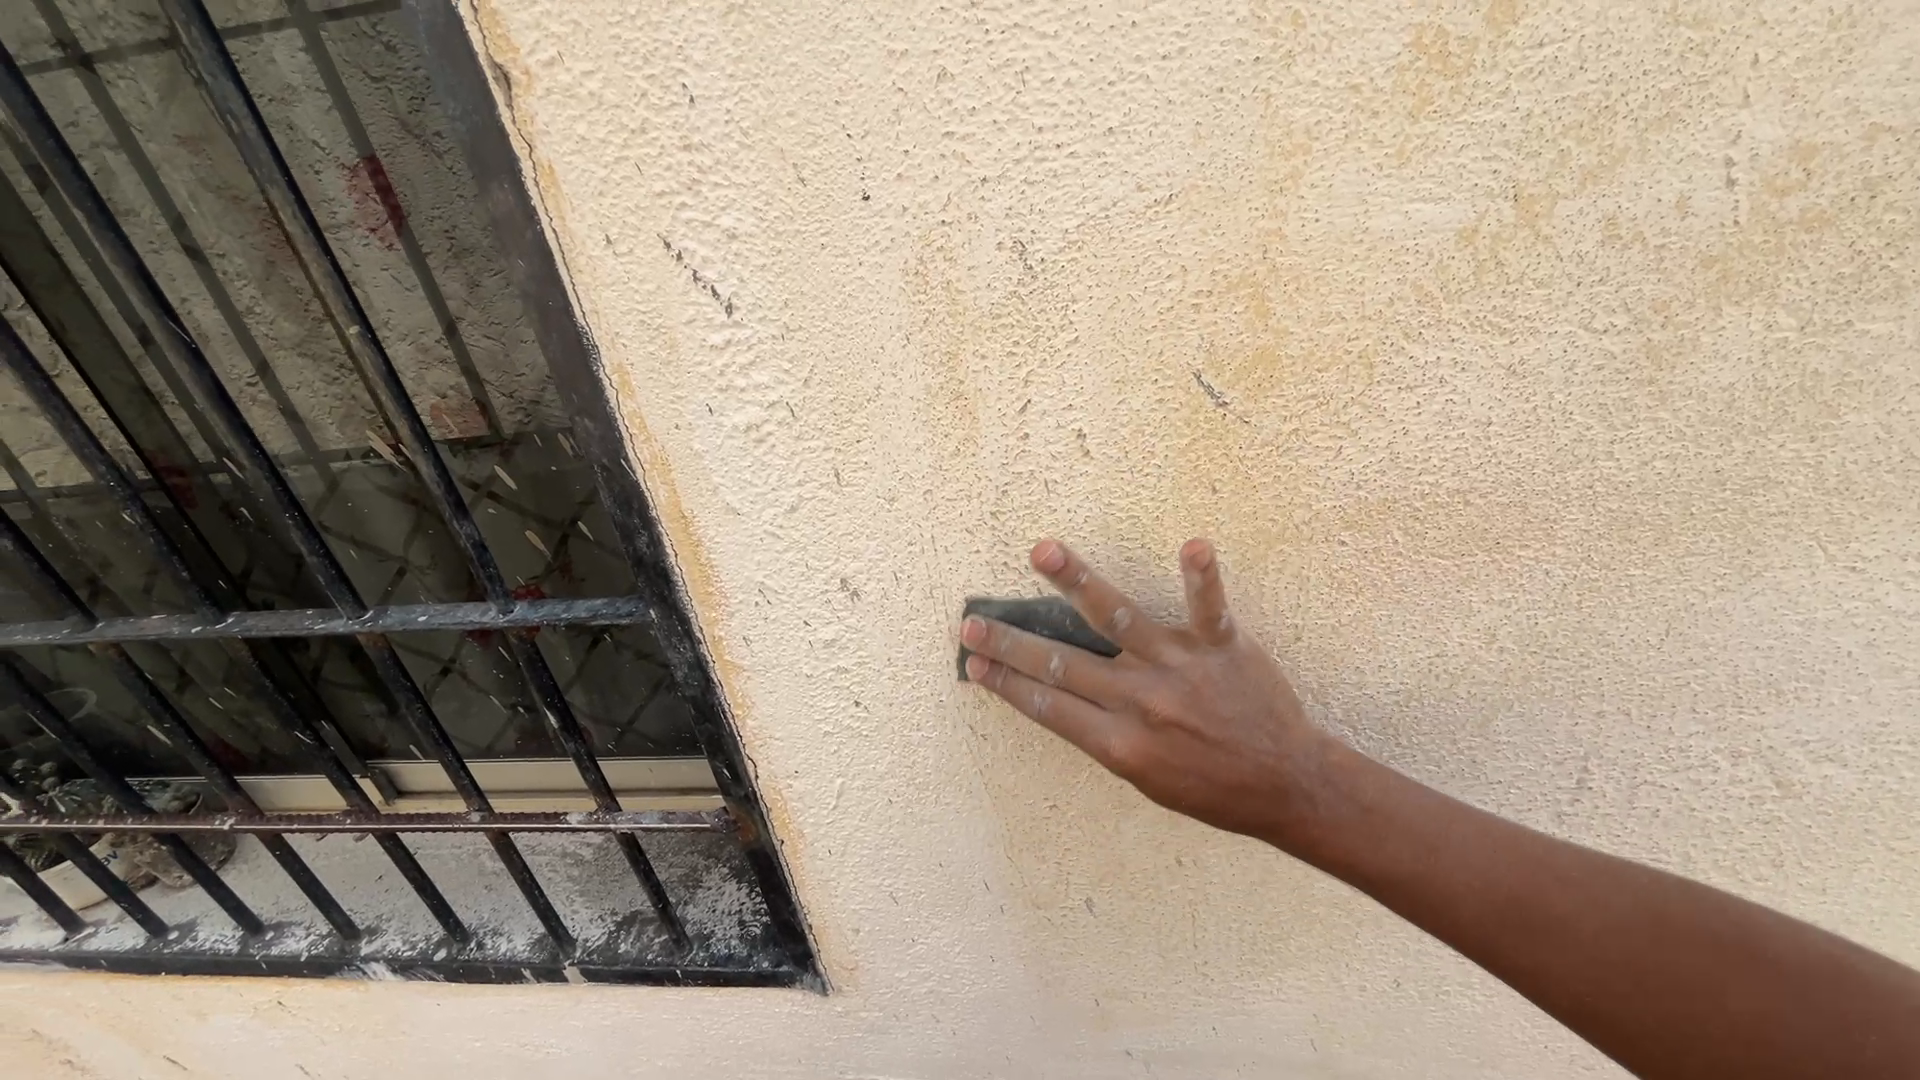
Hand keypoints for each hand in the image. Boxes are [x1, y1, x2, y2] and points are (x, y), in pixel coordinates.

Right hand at [961, 538, 1339, 842]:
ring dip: (1077, 583)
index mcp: (1120, 743)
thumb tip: (1066, 698)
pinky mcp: (1221, 648)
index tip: (974, 664)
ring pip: (1119, 619)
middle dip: (1010, 644)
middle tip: (971, 624)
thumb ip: (1106, 734)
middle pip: (1062, 665)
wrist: (1288, 788)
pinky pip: (1209, 608)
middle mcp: (1142, 702)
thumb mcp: (1146, 780)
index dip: (1006, 683)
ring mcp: (1180, 670)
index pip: (1048, 706)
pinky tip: (1192, 544)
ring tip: (1044, 552)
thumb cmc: (1214, 789)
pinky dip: (1201, 577)